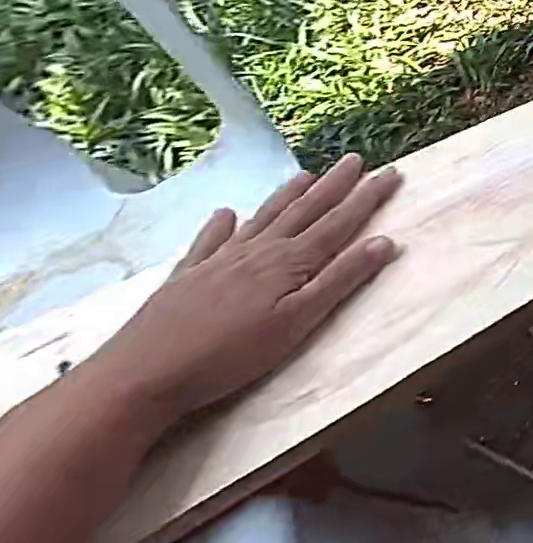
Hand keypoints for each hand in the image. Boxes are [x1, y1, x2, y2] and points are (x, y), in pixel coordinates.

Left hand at [85, 155, 402, 426]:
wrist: (132, 382)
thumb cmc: (229, 354)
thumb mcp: (300, 321)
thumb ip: (343, 279)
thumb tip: (385, 241)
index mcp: (290, 262)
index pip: (341, 221)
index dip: (368, 196)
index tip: (391, 172)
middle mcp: (258, 252)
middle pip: (305, 211)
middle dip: (334, 184)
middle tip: (355, 159)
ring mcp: (217, 263)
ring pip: (263, 219)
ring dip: (288, 196)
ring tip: (307, 174)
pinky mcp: (184, 279)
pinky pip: (208, 243)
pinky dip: (219, 226)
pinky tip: (225, 213)